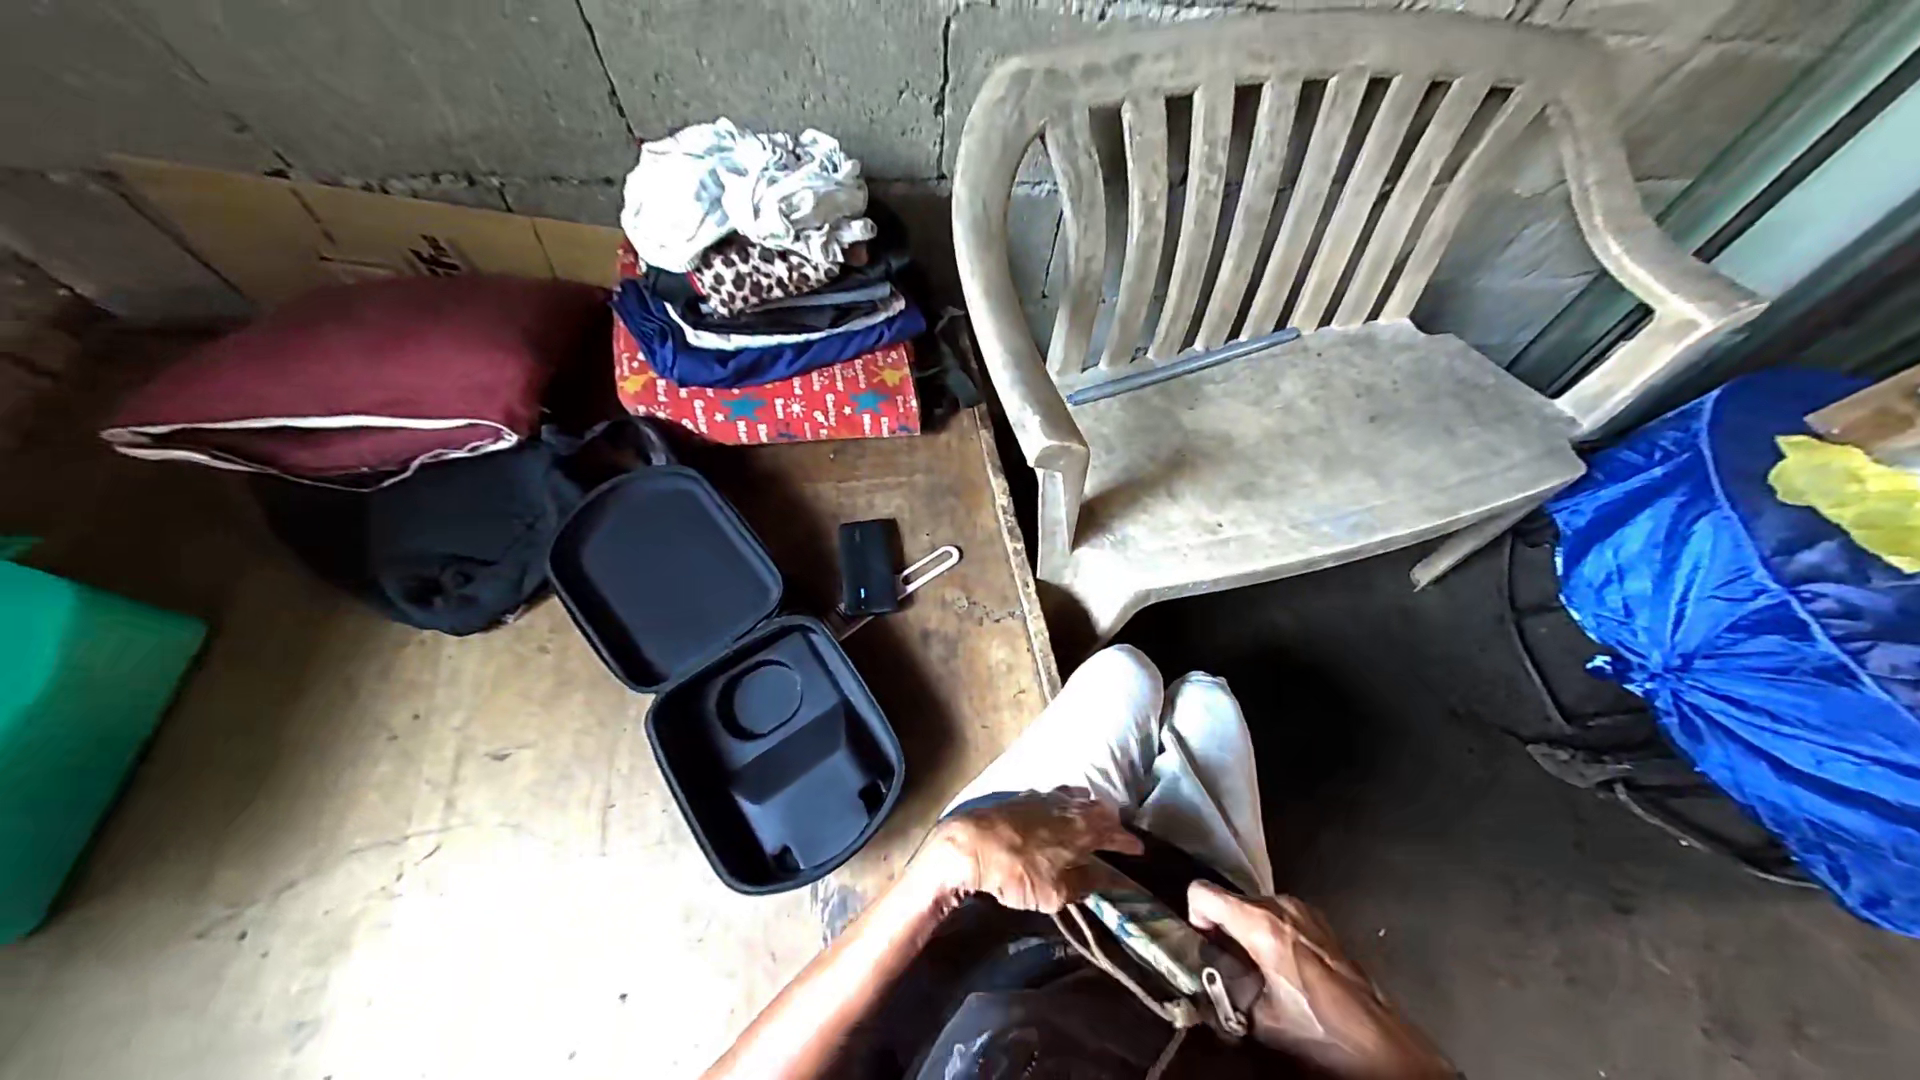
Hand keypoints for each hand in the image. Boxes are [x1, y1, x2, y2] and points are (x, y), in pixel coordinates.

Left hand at [913, 788, 1143, 912]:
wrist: (969, 845)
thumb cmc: (1016, 873)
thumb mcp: (1056, 893)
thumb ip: (1085, 882)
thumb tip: (1107, 876)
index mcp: (1082, 829)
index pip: (1115, 832)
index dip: (1128, 842)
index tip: (1139, 849)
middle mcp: (1067, 806)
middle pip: (1098, 808)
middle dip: (1111, 821)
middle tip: (1116, 835)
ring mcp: (1043, 797)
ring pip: (1076, 797)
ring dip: (1088, 808)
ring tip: (1091, 819)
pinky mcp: (1022, 797)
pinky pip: (1054, 795)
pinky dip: (1065, 802)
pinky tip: (1058, 811)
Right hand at [1187, 882, 1454, 1078]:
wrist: (1385, 1048)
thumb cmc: (1321, 1031)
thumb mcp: (1262, 1020)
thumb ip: (1224, 993)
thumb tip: (1197, 988)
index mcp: (1260, 923)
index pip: (1202, 892)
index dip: (1194, 916)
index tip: (1205, 945)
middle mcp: (1279, 905)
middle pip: (1229, 900)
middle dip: (1223, 929)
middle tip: (1232, 968)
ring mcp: (1303, 909)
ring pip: (1254, 907)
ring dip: (1247, 931)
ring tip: (1261, 971)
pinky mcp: (1320, 920)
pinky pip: (1279, 915)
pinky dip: (1271, 933)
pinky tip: (1286, 969)